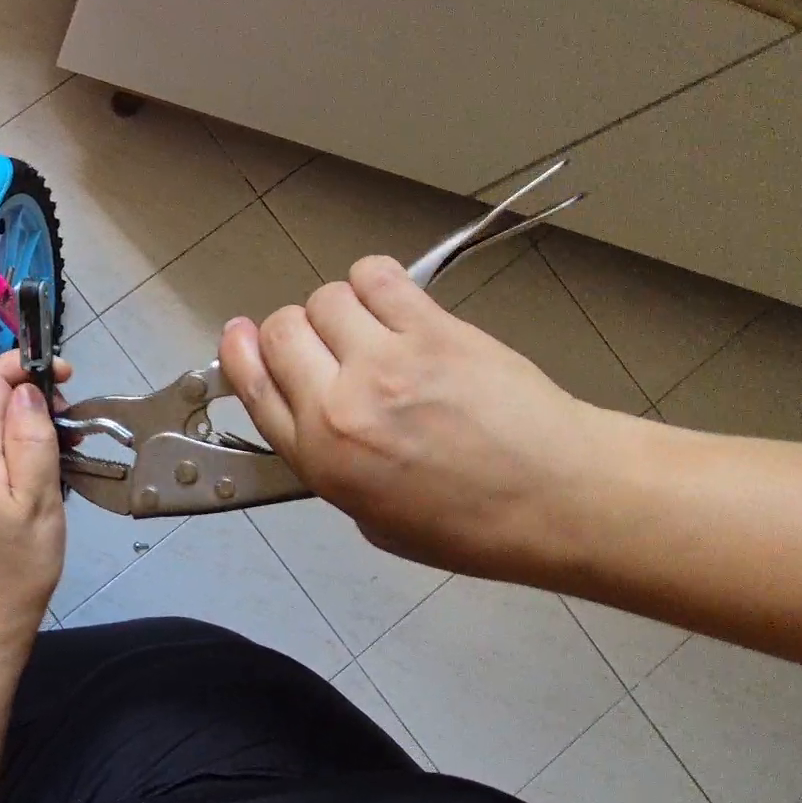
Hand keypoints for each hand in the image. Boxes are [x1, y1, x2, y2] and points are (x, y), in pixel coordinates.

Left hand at [0, 350, 70, 650]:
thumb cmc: (22, 560)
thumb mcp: (39, 498)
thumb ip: (31, 438)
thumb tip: (26, 390)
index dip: (25, 366)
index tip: (65, 375)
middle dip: (22, 383)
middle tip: (64, 409)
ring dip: (15, 405)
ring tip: (56, 429)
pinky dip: (5, 425)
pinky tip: (34, 447)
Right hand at [219, 255, 609, 577]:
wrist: (563, 498)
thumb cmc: (468, 524)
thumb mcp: (367, 516)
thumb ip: (325, 461)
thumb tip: (311, 412)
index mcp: (319, 456)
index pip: (252, 384)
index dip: (238, 352)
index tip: (238, 337)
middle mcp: (340, 404)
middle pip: (279, 330)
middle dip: (286, 331)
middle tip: (318, 343)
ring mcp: (388, 362)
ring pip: (325, 298)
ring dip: (335, 308)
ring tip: (364, 326)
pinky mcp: (435, 330)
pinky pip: (377, 277)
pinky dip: (372, 280)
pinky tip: (389, 300)